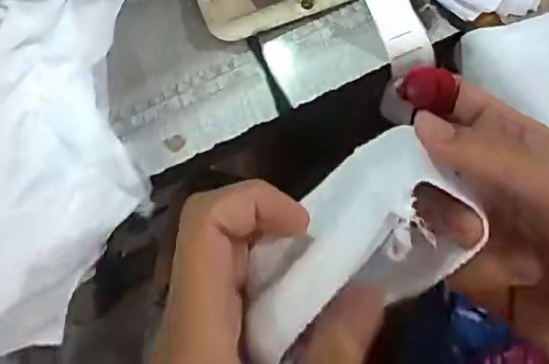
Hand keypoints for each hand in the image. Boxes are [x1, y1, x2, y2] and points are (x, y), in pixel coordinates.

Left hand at [152, 180, 386, 363]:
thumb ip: (334, 354)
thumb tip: (368, 292)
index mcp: (193, 326)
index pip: (204, 220)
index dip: (254, 201)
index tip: (305, 228)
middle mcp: (180, 320)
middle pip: (212, 236)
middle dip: (271, 231)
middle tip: (323, 258)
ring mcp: (183, 338)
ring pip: (219, 268)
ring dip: (271, 266)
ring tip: (319, 291)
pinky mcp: (193, 355)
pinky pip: (223, 302)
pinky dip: (262, 298)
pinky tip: (296, 330)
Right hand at [414, 83, 548, 363]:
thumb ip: (495, 158)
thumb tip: (419, 122)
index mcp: (523, 146)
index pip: (462, 104)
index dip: (425, 94)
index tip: (387, 101)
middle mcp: (499, 183)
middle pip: (434, 159)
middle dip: (425, 170)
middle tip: (445, 192)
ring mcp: (494, 235)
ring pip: (434, 210)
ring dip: (446, 224)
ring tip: (484, 248)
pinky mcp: (491, 287)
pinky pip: (445, 265)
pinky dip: (449, 267)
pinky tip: (492, 279)